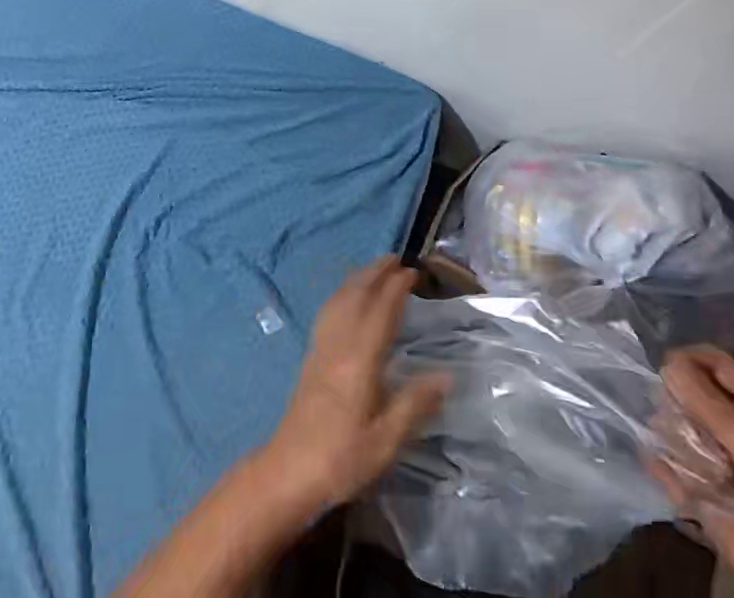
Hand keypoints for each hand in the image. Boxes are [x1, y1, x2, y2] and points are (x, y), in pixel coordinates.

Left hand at [252, 256, 448, 514]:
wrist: (287, 474)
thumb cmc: (341, 459)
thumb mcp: (386, 441)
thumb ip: (415, 404)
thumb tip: (446, 375)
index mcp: (359, 360)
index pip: (380, 312)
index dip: (396, 288)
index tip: (413, 271)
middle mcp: (338, 346)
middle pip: (356, 297)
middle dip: (375, 274)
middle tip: (396, 258)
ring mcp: (320, 350)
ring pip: (338, 302)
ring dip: (357, 280)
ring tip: (375, 269)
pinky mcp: (311, 359)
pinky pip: (328, 313)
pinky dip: (342, 295)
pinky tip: (346, 301)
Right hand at [656, 347, 733, 597]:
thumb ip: (722, 417)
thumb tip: (669, 364)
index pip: (719, 367)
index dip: (689, 361)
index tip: (661, 368)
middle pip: (692, 395)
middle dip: (674, 401)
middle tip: (677, 425)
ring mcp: (720, 465)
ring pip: (677, 429)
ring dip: (669, 437)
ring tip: (686, 461)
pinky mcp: (703, 497)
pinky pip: (670, 469)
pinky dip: (662, 467)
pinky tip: (665, 472)